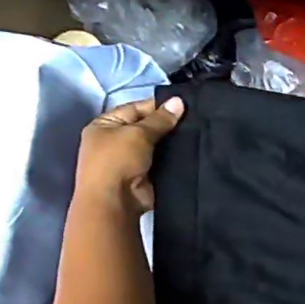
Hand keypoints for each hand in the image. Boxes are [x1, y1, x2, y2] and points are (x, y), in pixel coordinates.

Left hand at [75, 96, 185, 213]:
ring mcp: (130, 160)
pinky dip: (174, 159)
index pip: (135, 108)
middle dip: (168, 124)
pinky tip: (192, 151)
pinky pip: (162, 163)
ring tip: (198, 133)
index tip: (183, 104)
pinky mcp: (144, 177)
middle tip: (195, 119)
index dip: (158, 106)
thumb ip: (160, 119)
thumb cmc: (117, 161)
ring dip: (173, 142)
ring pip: (156, 146)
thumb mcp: (138, 134)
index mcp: (106, 124)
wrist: (114, 202)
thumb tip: (179, 101)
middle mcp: (116, 141)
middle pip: (146, 127)